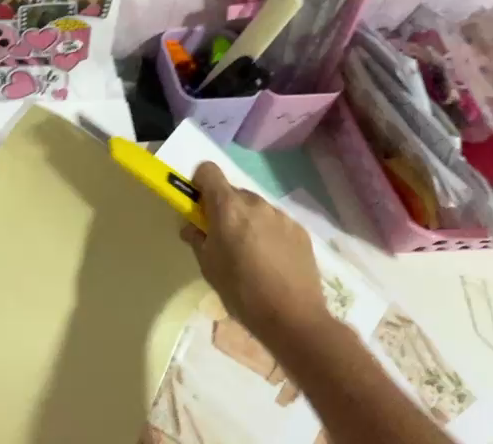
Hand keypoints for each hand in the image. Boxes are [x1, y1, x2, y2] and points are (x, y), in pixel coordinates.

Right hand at [182, 163, 329, 345]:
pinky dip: (270, 234)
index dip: (200, 183)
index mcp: (228, 208)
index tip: (200, 205)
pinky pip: (276, 223)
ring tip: (252, 254)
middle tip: (225, 237)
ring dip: (249, 221)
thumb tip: (192, 227)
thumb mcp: (208, 267)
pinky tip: (273, 262)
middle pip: (233, 192)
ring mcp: (281, 216)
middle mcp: (255, 203)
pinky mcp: (300, 231)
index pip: (208, 171)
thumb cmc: (242, 292)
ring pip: (256, 208)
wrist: (294, 320)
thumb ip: (197, 239)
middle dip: (225, 209)